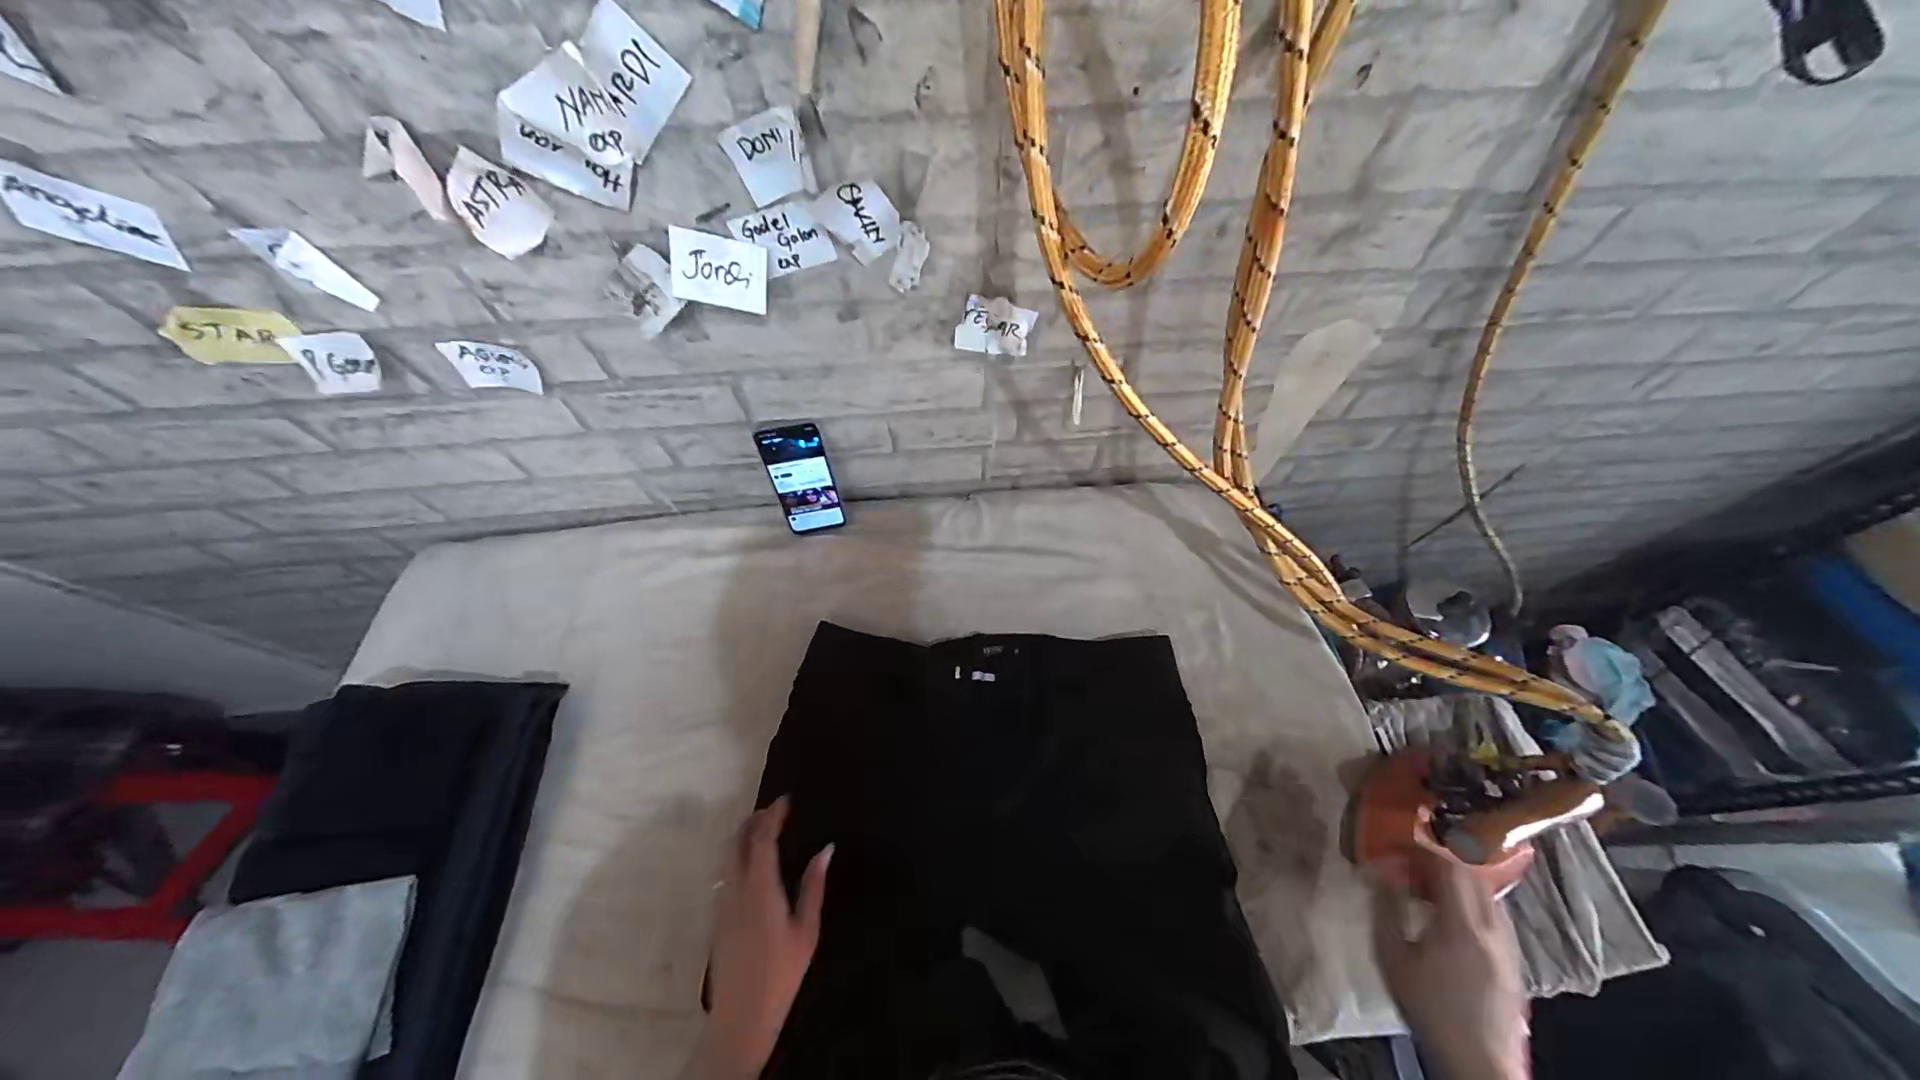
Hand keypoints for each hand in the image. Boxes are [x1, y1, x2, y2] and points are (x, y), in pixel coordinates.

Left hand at [688, 797, 831, 1079]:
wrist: (741, 1016)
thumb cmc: (782, 972)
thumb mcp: (807, 930)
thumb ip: (813, 886)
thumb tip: (825, 849)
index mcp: (760, 889)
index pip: (762, 839)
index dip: (772, 815)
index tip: (785, 800)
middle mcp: (735, 890)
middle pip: (735, 842)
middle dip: (751, 820)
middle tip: (771, 810)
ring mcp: (722, 904)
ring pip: (726, 858)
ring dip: (741, 838)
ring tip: (762, 830)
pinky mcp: (717, 918)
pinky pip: (724, 874)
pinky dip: (737, 857)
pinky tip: (751, 864)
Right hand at [1372, 846, 1529, 1079]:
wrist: (1479, 1061)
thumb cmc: (1428, 1006)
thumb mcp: (1393, 956)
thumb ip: (1387, 907)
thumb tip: (1382, 869)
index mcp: (1463, 924)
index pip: (1451, 867)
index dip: (1426, 846)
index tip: (1401, 839)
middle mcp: (1494, 928)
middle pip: (1474, 875)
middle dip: (1442, 858)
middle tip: (1411, 856)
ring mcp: (1509, 945)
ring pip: (1487, 893)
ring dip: (1458, 879)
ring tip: (1426, 883)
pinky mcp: (1514, 960)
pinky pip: (1494, 913)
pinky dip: (1471, 899)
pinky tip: (1449, 912)